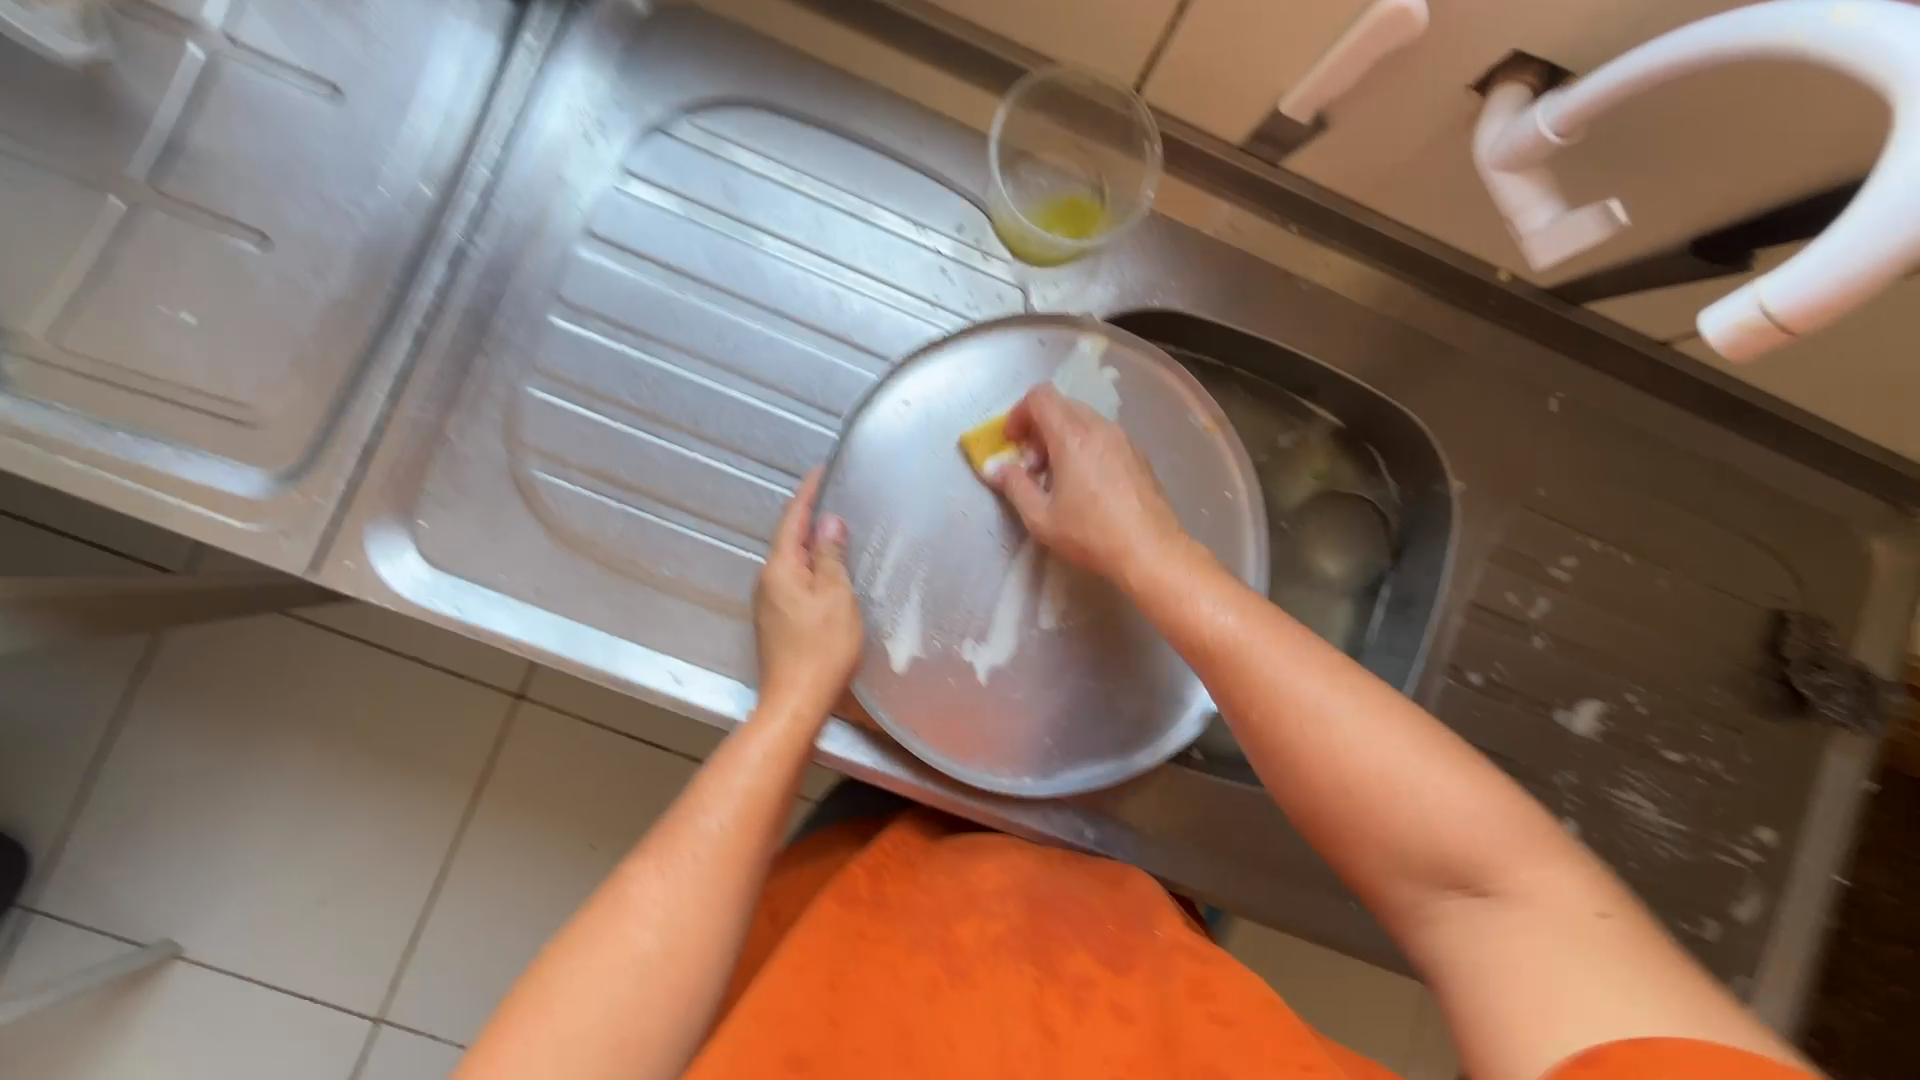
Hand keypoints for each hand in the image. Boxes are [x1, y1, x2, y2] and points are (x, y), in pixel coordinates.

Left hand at [754, 469, 861, 719]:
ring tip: (838, 533)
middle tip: (837, 498)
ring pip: (792, 564)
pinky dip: (812, 570)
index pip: (793, 520)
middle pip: (789, 540)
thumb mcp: (836, 597)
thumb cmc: (822, 648)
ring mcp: (769, 604)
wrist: (796, 702)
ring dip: (812, 547)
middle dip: (811, 519)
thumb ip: (830, 557)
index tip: (821, 470)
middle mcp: (767, 581)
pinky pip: (795, 583)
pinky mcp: (777, 623)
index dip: (808, 494)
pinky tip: (830, 574)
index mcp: (780, 569)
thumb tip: (828, 522)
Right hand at [985, 384, 1192, 588]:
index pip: (1040, 397)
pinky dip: (1085, 447)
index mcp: (1072, 436)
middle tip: (1033, 467)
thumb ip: (1014, 486)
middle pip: (1062, 406)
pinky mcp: (1139, 455)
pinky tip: (1087, 485)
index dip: (1018, 413)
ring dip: (1062, 438)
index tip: (1012, 443)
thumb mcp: (1040, 517)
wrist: (1151, 551)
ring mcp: (1124, 439)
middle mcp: (1100, 428)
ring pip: (1084, 420)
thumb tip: (994, 468)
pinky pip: (1103, 436)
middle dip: (1039, 429)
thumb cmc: (1091, 534)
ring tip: (1059, 478)